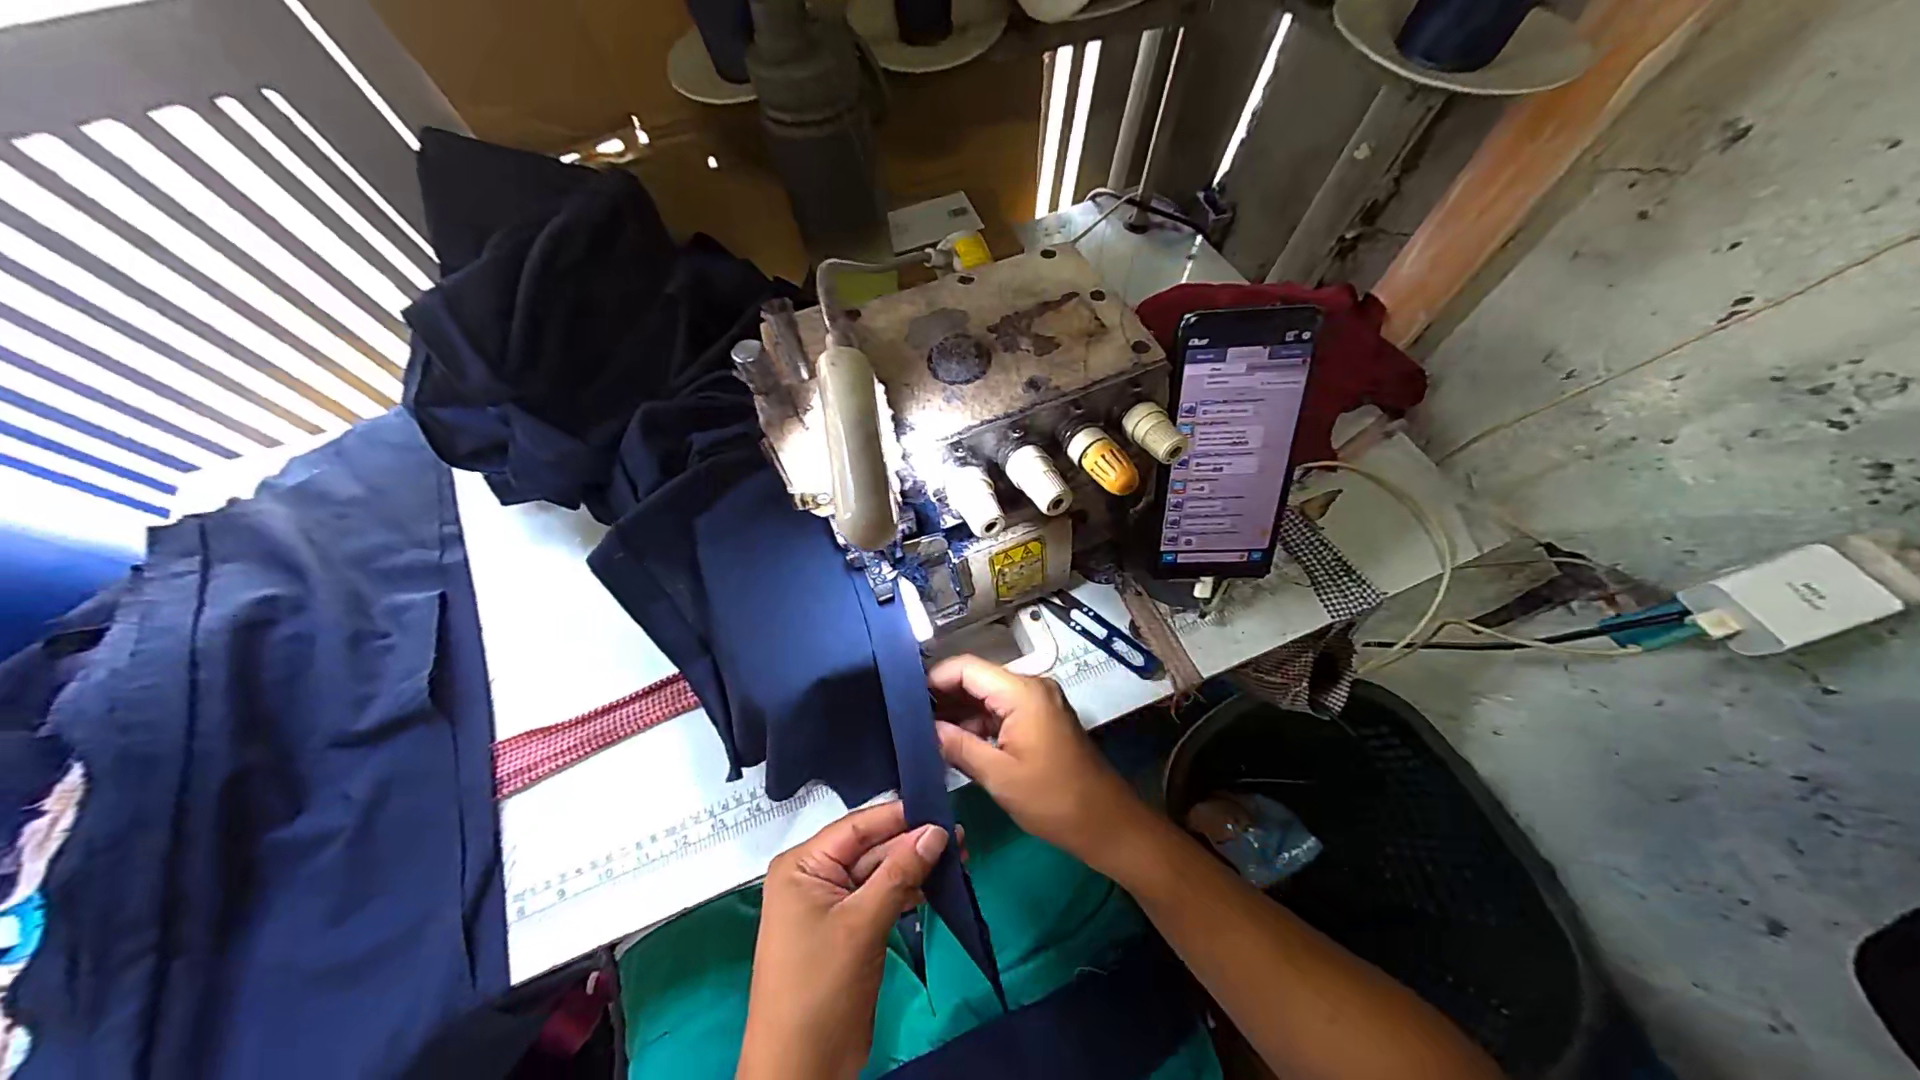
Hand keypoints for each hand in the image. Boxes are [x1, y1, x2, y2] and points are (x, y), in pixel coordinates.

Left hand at [738, 803, 947, 1079]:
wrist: (802, 1067)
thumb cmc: (821, 986)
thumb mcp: (862, 923)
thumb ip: (900, 871)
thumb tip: (937, 830)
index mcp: (803, 864)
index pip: (857, 826)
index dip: (899, 816)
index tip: (941, 806)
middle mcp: (815, 876)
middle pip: (871, 847)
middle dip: (913, 842)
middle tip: (960, 834)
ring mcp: (833, 903)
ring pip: (881, 872)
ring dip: (917, 866)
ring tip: (960, 854)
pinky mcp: (850, 928)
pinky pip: (882, 896)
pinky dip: (910, 890)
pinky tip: (940, 882)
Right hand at [929, 654, 1156, 876]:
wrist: (1107, 824)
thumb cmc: (1054, 800)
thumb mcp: (998, 776)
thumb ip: (958, 746)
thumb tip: (925, 730)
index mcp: (1022, 692)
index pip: (966, 667)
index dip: (933, 679)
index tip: (904, 700)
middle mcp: (1031, 687)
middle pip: (976, 679)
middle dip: (943, 697)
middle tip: (908, 720)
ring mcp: (1038, 702)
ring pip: (987, 696)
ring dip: (959, 713)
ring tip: (924, 733)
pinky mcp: (1040, 719)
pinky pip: (1001, 711)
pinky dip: (978, 724)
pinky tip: (954, 742)